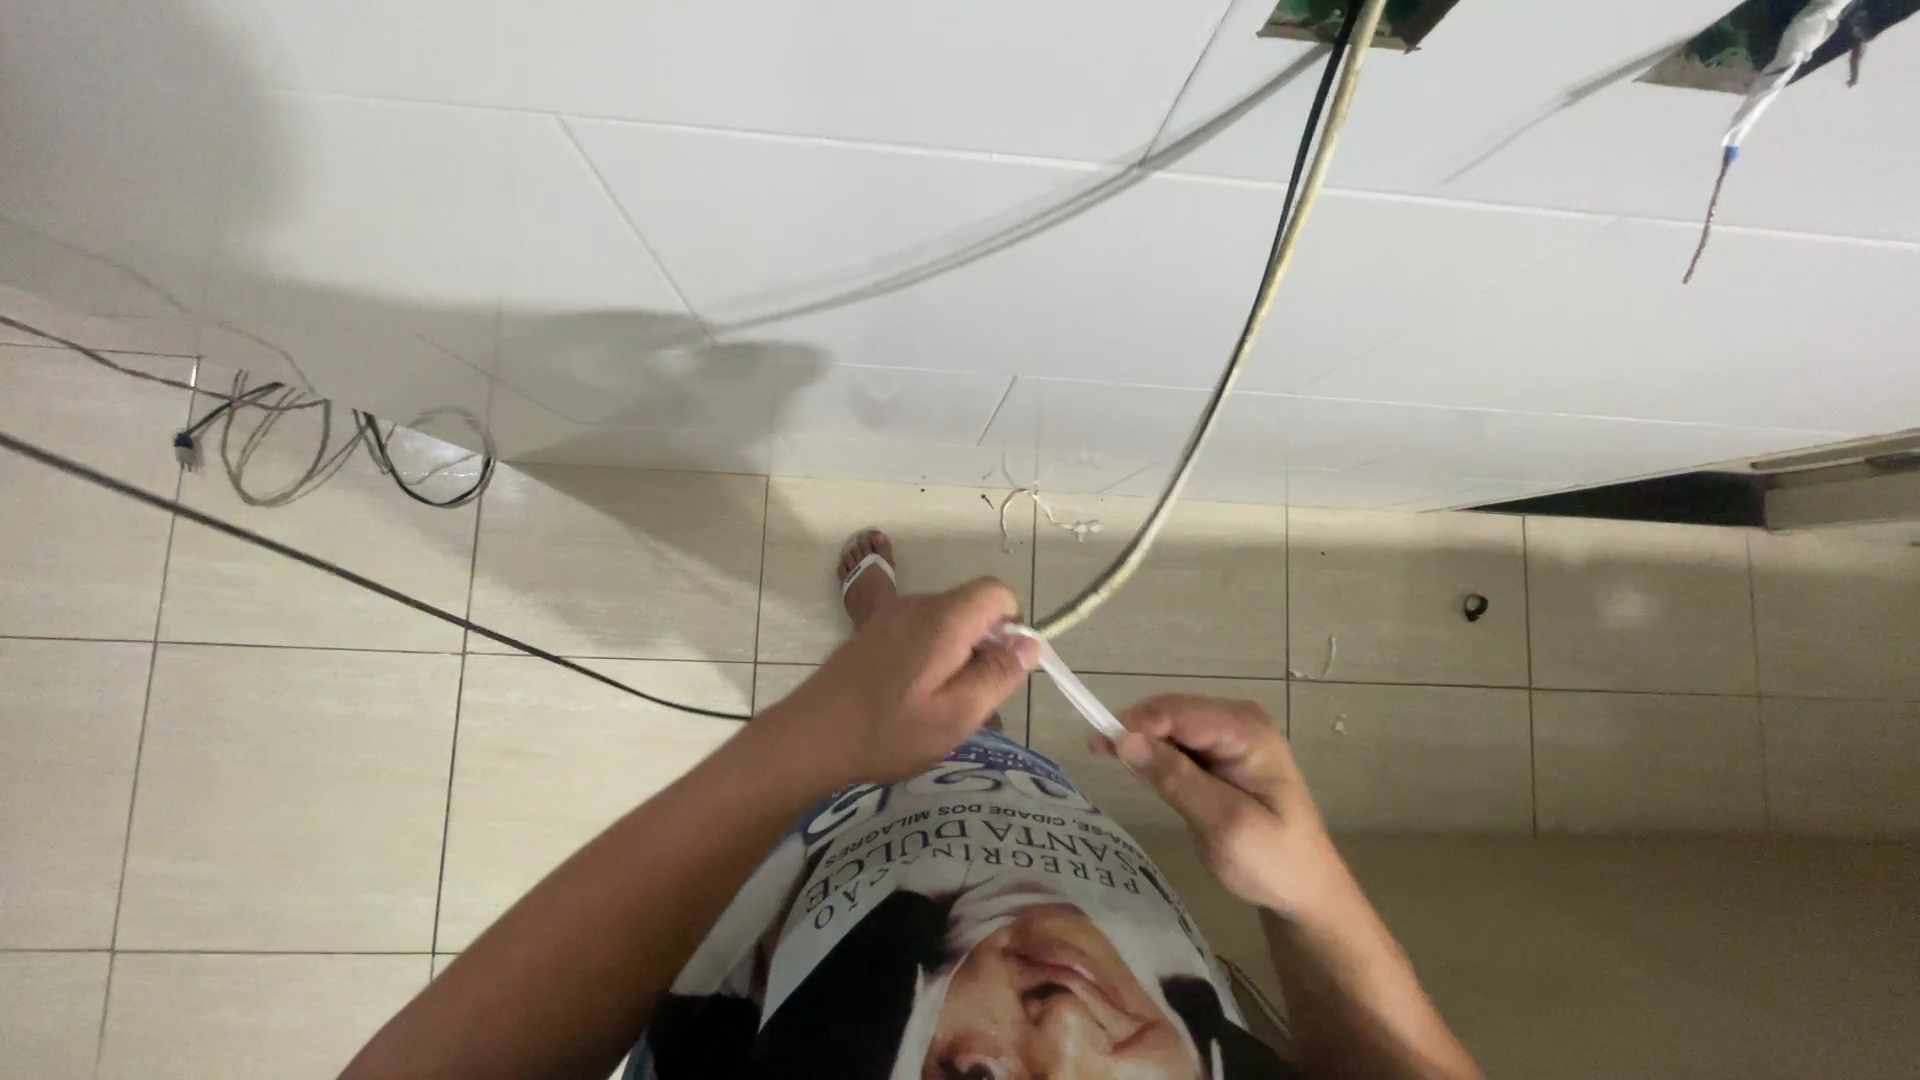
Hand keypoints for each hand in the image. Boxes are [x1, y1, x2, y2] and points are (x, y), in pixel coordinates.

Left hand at [770, 577, 1039, 785]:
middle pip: (972, 607)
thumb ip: (998, 675)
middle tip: (968, 698)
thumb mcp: (956, 715)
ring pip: (947, 622)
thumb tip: (1030, 644)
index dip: (1011, 625)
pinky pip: (921, 632)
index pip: (997, 592)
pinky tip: (910, 697)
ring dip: (956, 656)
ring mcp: (891, 615)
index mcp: (943, 618)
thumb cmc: (888, 730)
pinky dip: (930, 657)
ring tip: (936, 705)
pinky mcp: (874, 631)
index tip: (1000, 668)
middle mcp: (918, 604)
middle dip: (983, 646)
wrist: (810, 737)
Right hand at [1092, 695, 1343, 916]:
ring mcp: (1231, 734)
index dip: (1139, 722)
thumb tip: (1126, 740)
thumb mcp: (1223, 825)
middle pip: (1172, 711)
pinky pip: (1177, 739)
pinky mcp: (1221, 750)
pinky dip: (1153, 750)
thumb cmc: (1272, 862)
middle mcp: (1240, 721)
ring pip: (1170, 723)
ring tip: (1107, 756)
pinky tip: (1133, 763)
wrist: (1305, 889)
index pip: (1181, 712)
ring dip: (1141, 739)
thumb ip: (1176, 780)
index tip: (1102, 744)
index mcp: (1249, 732)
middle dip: (1136, 728)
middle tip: (1100, 754)